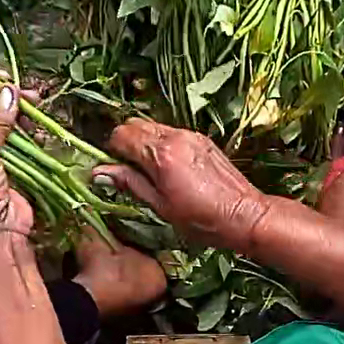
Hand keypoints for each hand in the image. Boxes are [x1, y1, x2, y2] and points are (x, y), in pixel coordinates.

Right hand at [96, 119, 271, 250]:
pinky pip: (172, 132)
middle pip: (134, 124)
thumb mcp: (160, 206)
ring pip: (153, 126)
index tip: (118, 171)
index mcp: (161, 155)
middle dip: (126, 143)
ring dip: (145, 142)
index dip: (113, 152)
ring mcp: (191, 135)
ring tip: (153, 171)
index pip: (121, 135)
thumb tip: (99, 173)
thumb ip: (130, 183)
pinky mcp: (203, 139)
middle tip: (132, 170)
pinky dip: (163, 144)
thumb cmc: (202, 219)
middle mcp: (175, 137)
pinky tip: (172, 168)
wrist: (244, 215)